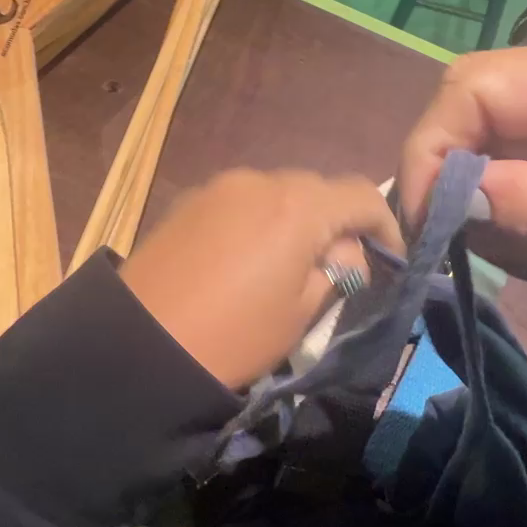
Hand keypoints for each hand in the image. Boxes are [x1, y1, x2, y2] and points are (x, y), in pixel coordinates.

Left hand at [119, 170, 404, 389]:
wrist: (137, 346)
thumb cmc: (233, 336)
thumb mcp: (302, 313)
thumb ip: (338, 271)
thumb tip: (346, 253)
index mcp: (298, 205)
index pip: (362, 195)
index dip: (385, 225)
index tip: (390, 259)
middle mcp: (260, 180)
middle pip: (318, 189)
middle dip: (338, 223)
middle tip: (340, 268)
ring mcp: (219, 186)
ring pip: (278, 193)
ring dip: (296, 220)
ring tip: (290, 265)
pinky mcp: (188, 200)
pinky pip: (242, 201)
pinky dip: (259, 221)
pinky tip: (247, 260)